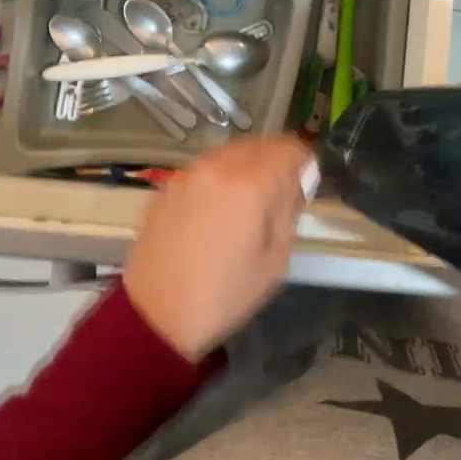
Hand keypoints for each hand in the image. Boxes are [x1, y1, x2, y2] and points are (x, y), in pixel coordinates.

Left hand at [123, 137, 317, 362]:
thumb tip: (296, 181)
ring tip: (248, 206)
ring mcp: (188, 173)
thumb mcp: (275, 260)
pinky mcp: (167, 185)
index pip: (289, 148)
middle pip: (259, 145)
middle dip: (276, 163)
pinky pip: (206, 168)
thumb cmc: (225, 295)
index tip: (304, 188)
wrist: (156, 314)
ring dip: (247, 168)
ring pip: (230, 153)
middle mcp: (217, 166)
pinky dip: (220, 178)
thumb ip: (289, 210)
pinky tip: (217, 212)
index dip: (304, 164)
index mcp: (250, 183)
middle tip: (279, 198)